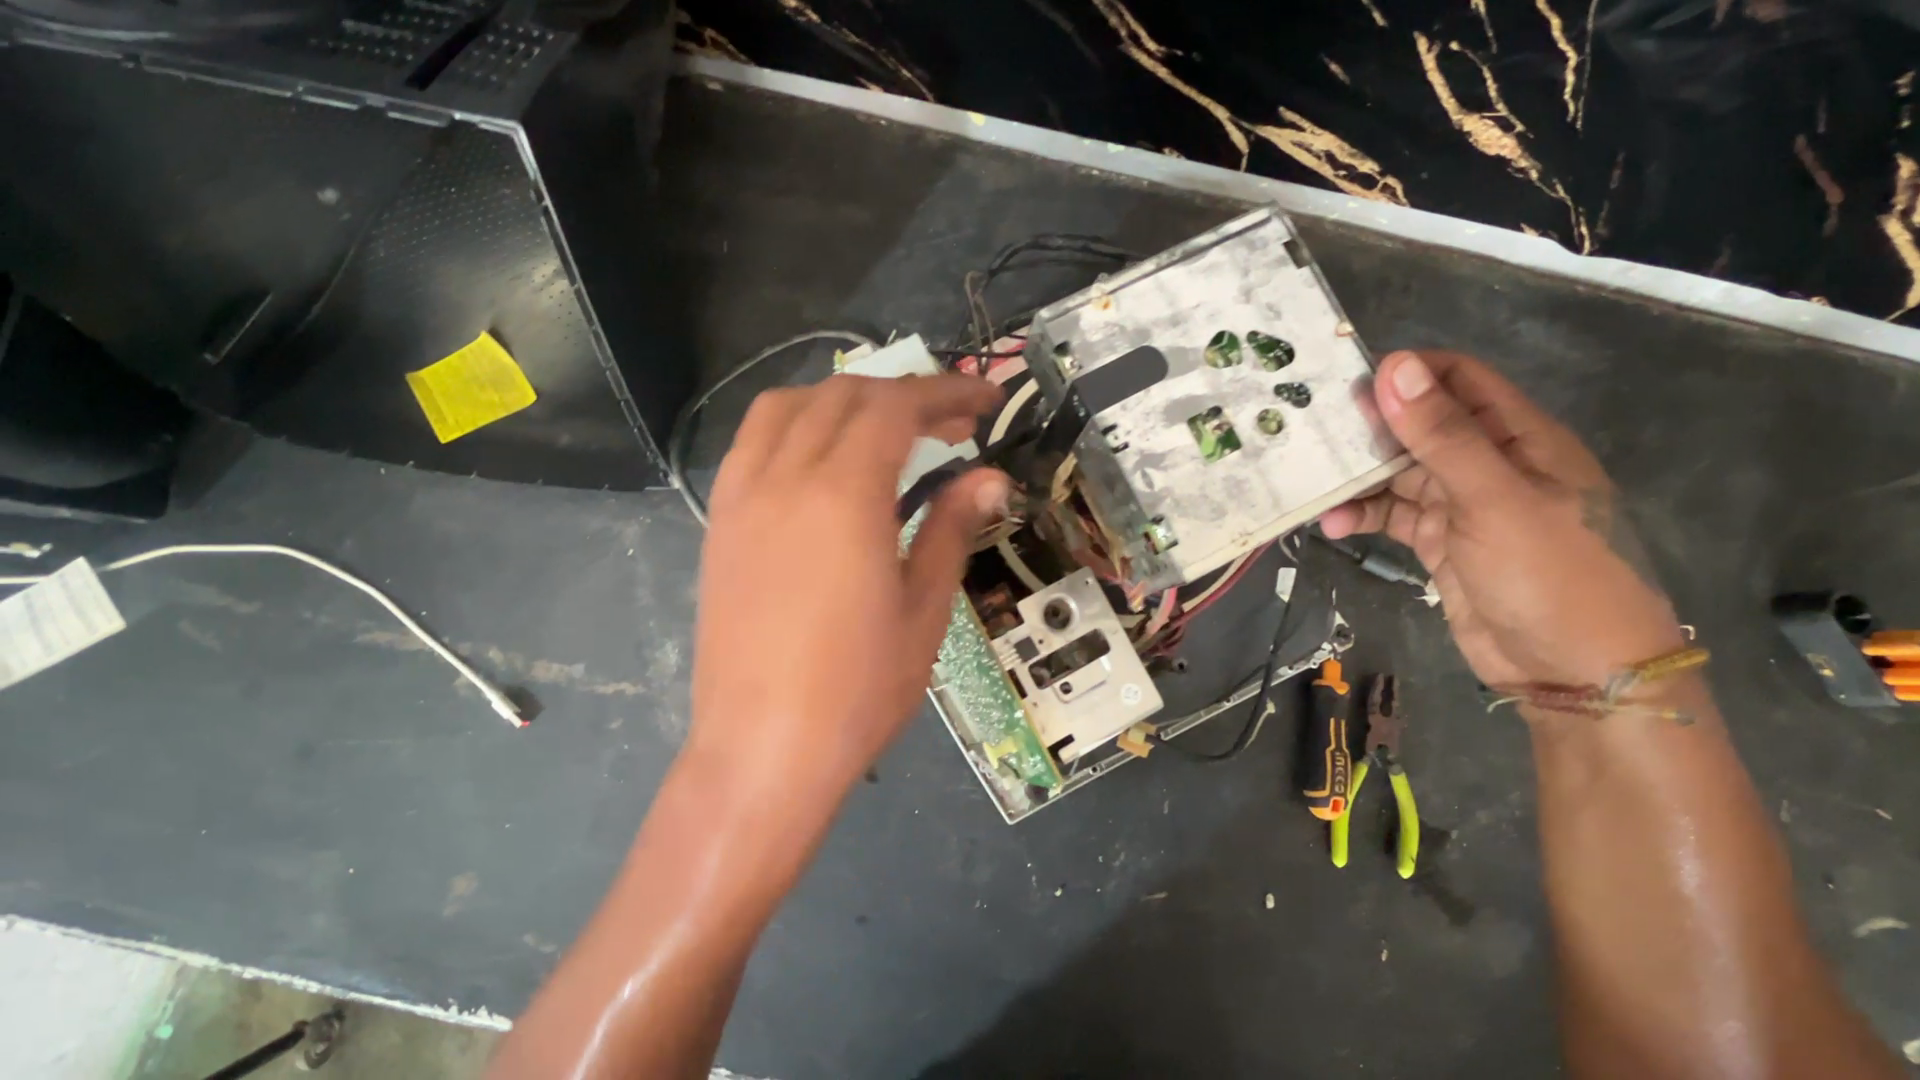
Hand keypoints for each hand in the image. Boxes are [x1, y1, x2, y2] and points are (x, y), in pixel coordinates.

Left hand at [690, 373, 1009, 811]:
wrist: (764, 749)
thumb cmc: (858, 689)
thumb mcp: (923, 609)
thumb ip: (952, 528)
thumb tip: (990, 477)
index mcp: (844, 494)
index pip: (896, 407)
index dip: (946, 393)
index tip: (986, 401)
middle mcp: (785, 476)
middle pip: (845, 396)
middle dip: (904, 395)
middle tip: (951, 427)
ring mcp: (742, 496)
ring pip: (789, 406)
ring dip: (844, 400)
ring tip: (884, 431)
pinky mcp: (719, 521)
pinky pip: (752, 442)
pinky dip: (794, 424)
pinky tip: (820, 459)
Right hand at [1321, 350, 1683, 689]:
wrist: (1575, 671)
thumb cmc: (1551, 575)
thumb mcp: (1495, 499)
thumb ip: (1443, 435)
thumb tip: (1392, 366)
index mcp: (1520, 438)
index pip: (1459, 380)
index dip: (1406, 374)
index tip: (1345, 383)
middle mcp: (1491, 463)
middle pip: (1421, 425)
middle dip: (1369, 426)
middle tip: (1310, 432)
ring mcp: (1465, 505)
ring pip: (1400, 472)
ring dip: (1359, 477)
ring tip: (1314, 484)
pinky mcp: (1443, 544)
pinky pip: (1395, 516)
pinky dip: (1365, 517)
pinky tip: (1335, 525)